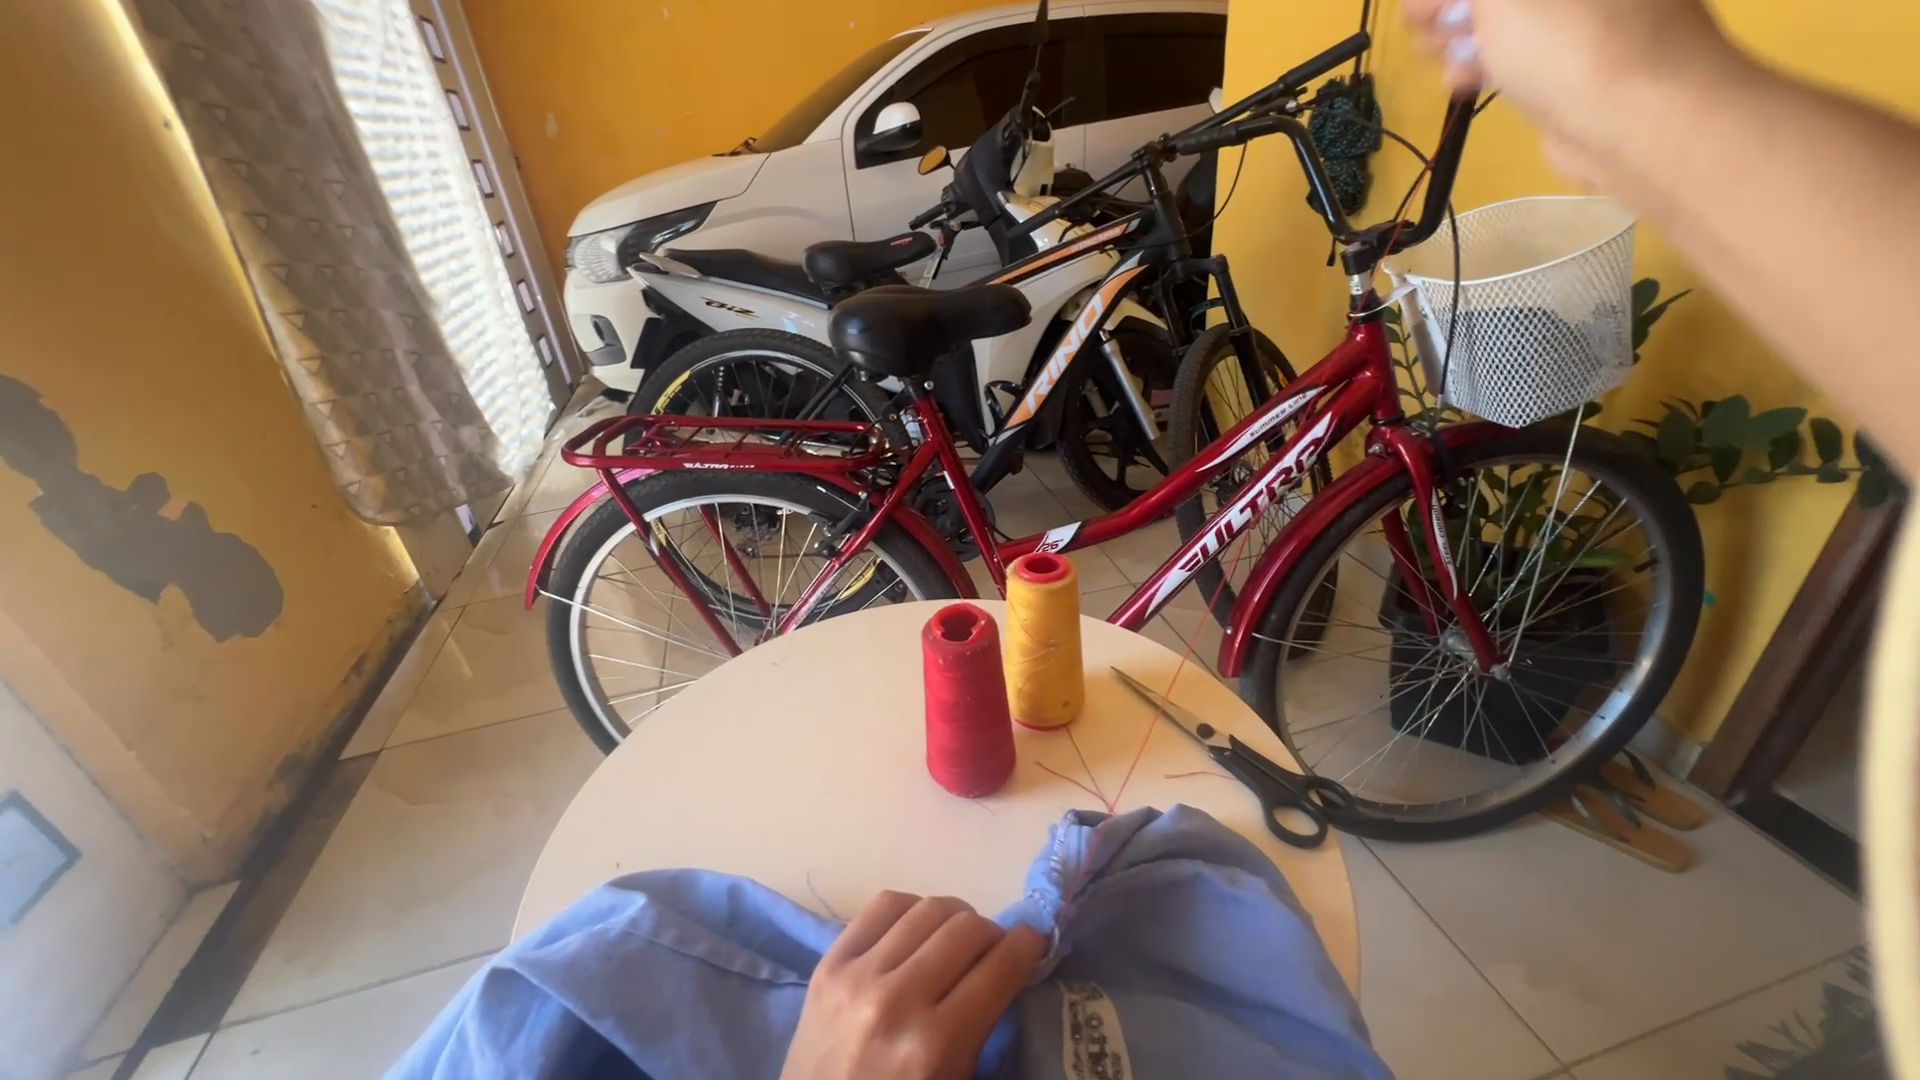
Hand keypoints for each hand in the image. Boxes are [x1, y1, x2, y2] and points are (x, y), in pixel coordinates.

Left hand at [780, 892, 1046, 1079]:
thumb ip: (984, 1028)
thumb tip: (1012, 963)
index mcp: (934, 1047)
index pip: (998, 968)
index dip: (1026, 946)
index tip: (1034, 941)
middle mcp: (897, 1002)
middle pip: (967, 928)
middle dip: (993, 933)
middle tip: (994, 949)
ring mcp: (857, 976)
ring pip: (928, 908)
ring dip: (955, 918)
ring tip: (956, 938)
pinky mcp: (830, 962)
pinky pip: (884, 905)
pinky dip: (911, 909)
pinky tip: (918, 930)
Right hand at [1402, 0, 1741, 184]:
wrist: (1631, 118)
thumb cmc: (1567, 41)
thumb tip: (1463, 2)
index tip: (1418, 7)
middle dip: (1455, 5)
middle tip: (1421, 31)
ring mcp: (1595, 16)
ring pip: (1513, 18)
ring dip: (1464, 37)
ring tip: (1438, 60)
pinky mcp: (1584, 58)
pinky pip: (1527, 50)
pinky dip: (1490, 62)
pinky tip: (1462, 83)